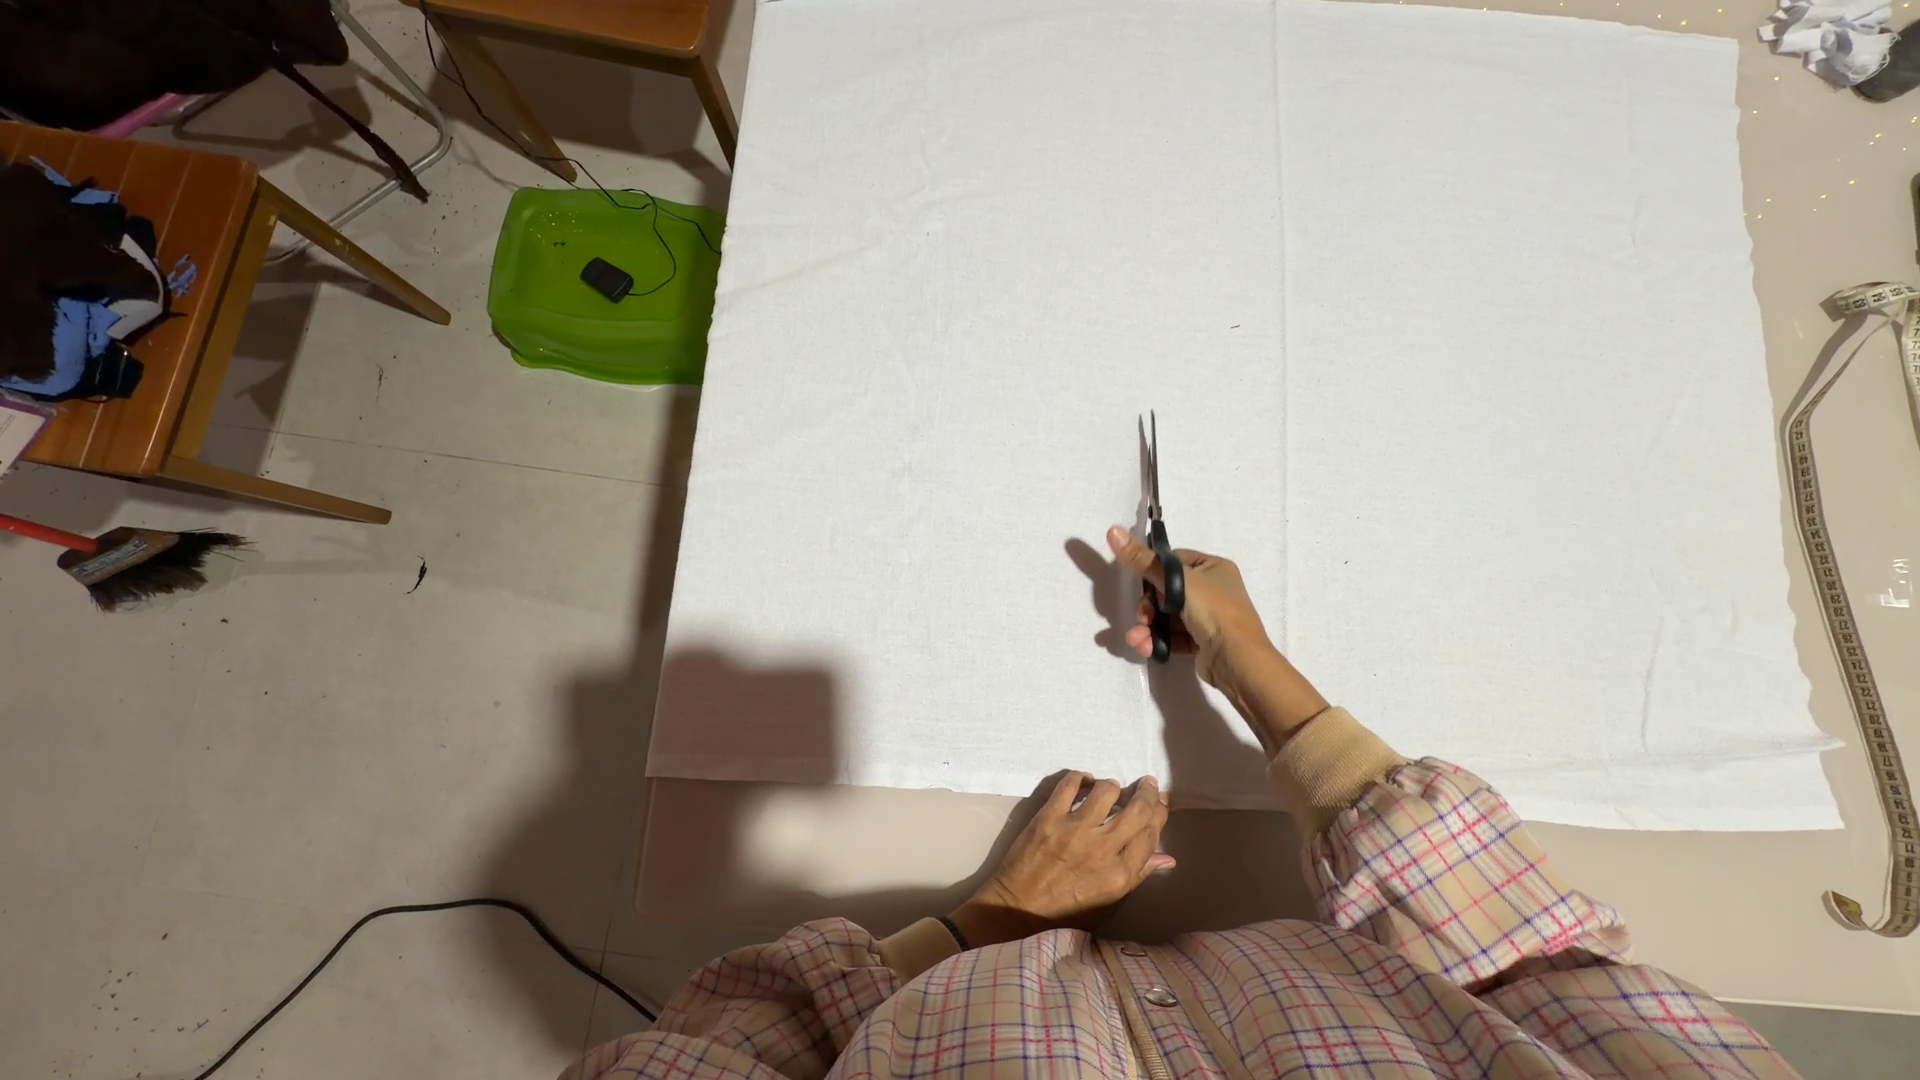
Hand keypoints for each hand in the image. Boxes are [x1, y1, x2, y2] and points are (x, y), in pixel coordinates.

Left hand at [949, 773, 1173, 946]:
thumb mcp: (1109, 903)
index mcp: (1120, 874)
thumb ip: (1137, 875)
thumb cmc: (1067, 913)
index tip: (1160, 802)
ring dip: (1112, 786)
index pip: (1151, 833)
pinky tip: (1082, 782)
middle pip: (1137, 809)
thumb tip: (1167, 857)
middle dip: (1147, 792)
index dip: (1160, 813)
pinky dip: (1080, 778)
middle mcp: (1103, 848)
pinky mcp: (1049, 817)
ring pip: (1106, 789)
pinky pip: (1070, 784)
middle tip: (1147, 784)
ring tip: (1109, 789)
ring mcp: (1075, 830)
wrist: (1018, 909)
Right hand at [1104, 525, 1329, 755]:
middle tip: (1142, 616)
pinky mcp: (1201, 641)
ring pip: (1167, 616)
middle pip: (1166, 591)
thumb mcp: (1176, 581)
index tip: (1141, 584)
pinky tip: (1145, 647)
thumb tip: (1112, 530)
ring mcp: (1207, 617)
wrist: (1237, 658)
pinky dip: (1157, 639)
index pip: (1175, 561)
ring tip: (1137, 639)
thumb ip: (1143, 560)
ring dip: (1148, 626)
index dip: (1153, 572)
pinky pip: (1173, 635)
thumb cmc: (1212, 609)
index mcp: (1213, 567)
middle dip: (1148, 607)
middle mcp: (1212, 590)